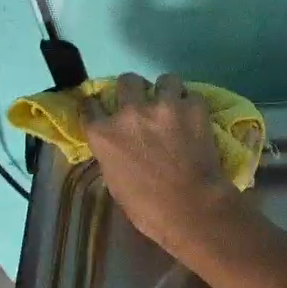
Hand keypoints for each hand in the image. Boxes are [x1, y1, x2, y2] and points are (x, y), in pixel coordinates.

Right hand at [81, 72, 245, 252]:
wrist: (191, 207)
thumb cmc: (148, 208)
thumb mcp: (116, 183)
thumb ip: (113, 156)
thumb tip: (119, 148)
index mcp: (104, 135)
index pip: (90, 105)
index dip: (97, 105)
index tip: (103, 108)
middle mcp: (130, 113)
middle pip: (127, 80)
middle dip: (134, 89)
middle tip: (142, 101)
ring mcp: (163, 106)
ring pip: (164, 79)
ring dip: (167, 91)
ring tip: (174, 105)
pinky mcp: (193, 107)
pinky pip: (191, 95)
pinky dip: (192, 105)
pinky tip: (195, 117)